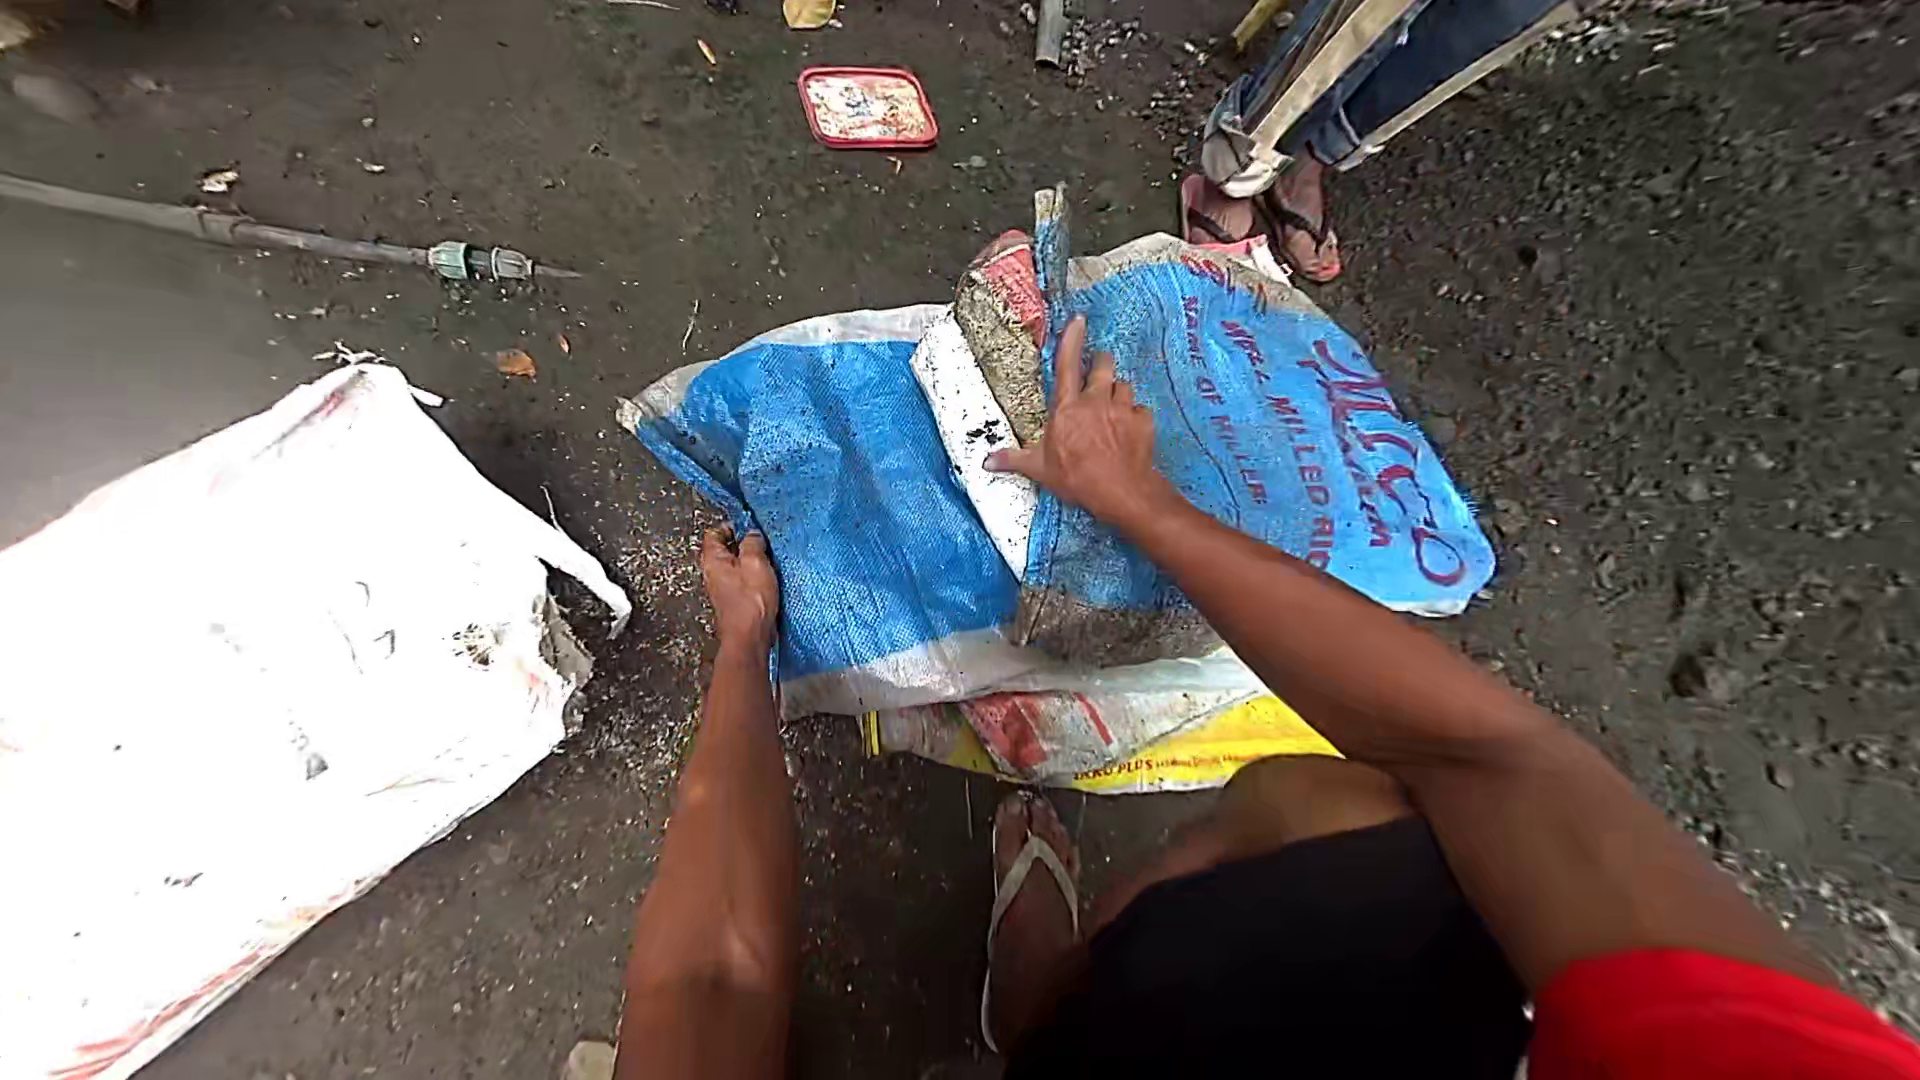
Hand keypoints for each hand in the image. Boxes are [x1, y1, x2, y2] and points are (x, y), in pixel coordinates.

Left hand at [700, 526, 779, 648]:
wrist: (750, 637)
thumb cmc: (751, 601)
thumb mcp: (756, 563)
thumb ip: (752, 544)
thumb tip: (752, 535)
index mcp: (713, 560)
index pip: (714, 533)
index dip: (732, 526)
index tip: (750, 527)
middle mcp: (713, 574)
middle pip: (726, 550)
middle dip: (744, 544)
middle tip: (764, 544)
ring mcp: (723, 588)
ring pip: (736, 566)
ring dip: (752, 562)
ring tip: (769, 561)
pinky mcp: (735, 600)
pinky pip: (744, 581)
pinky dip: (755, 577)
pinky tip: (768, 580)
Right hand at [984, 314, 1179, 529]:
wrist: (1120, 492)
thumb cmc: (1078, 479)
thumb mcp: (1040, 470)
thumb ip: (1014, 460)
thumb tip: (988, 462)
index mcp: (1067, 409)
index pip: (1067, 364)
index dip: (1072, 339)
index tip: (1078, 321)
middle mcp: (1095, 402)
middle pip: (1103, 365)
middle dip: (1101, 363)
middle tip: (1098, 371)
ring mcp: (1122, 408)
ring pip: (1124, 384)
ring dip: (1118, 391)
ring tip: (1112, 406)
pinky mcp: (1143, 421)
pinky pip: (1141, 408)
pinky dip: (1135, 415)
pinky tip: (1130, 427)